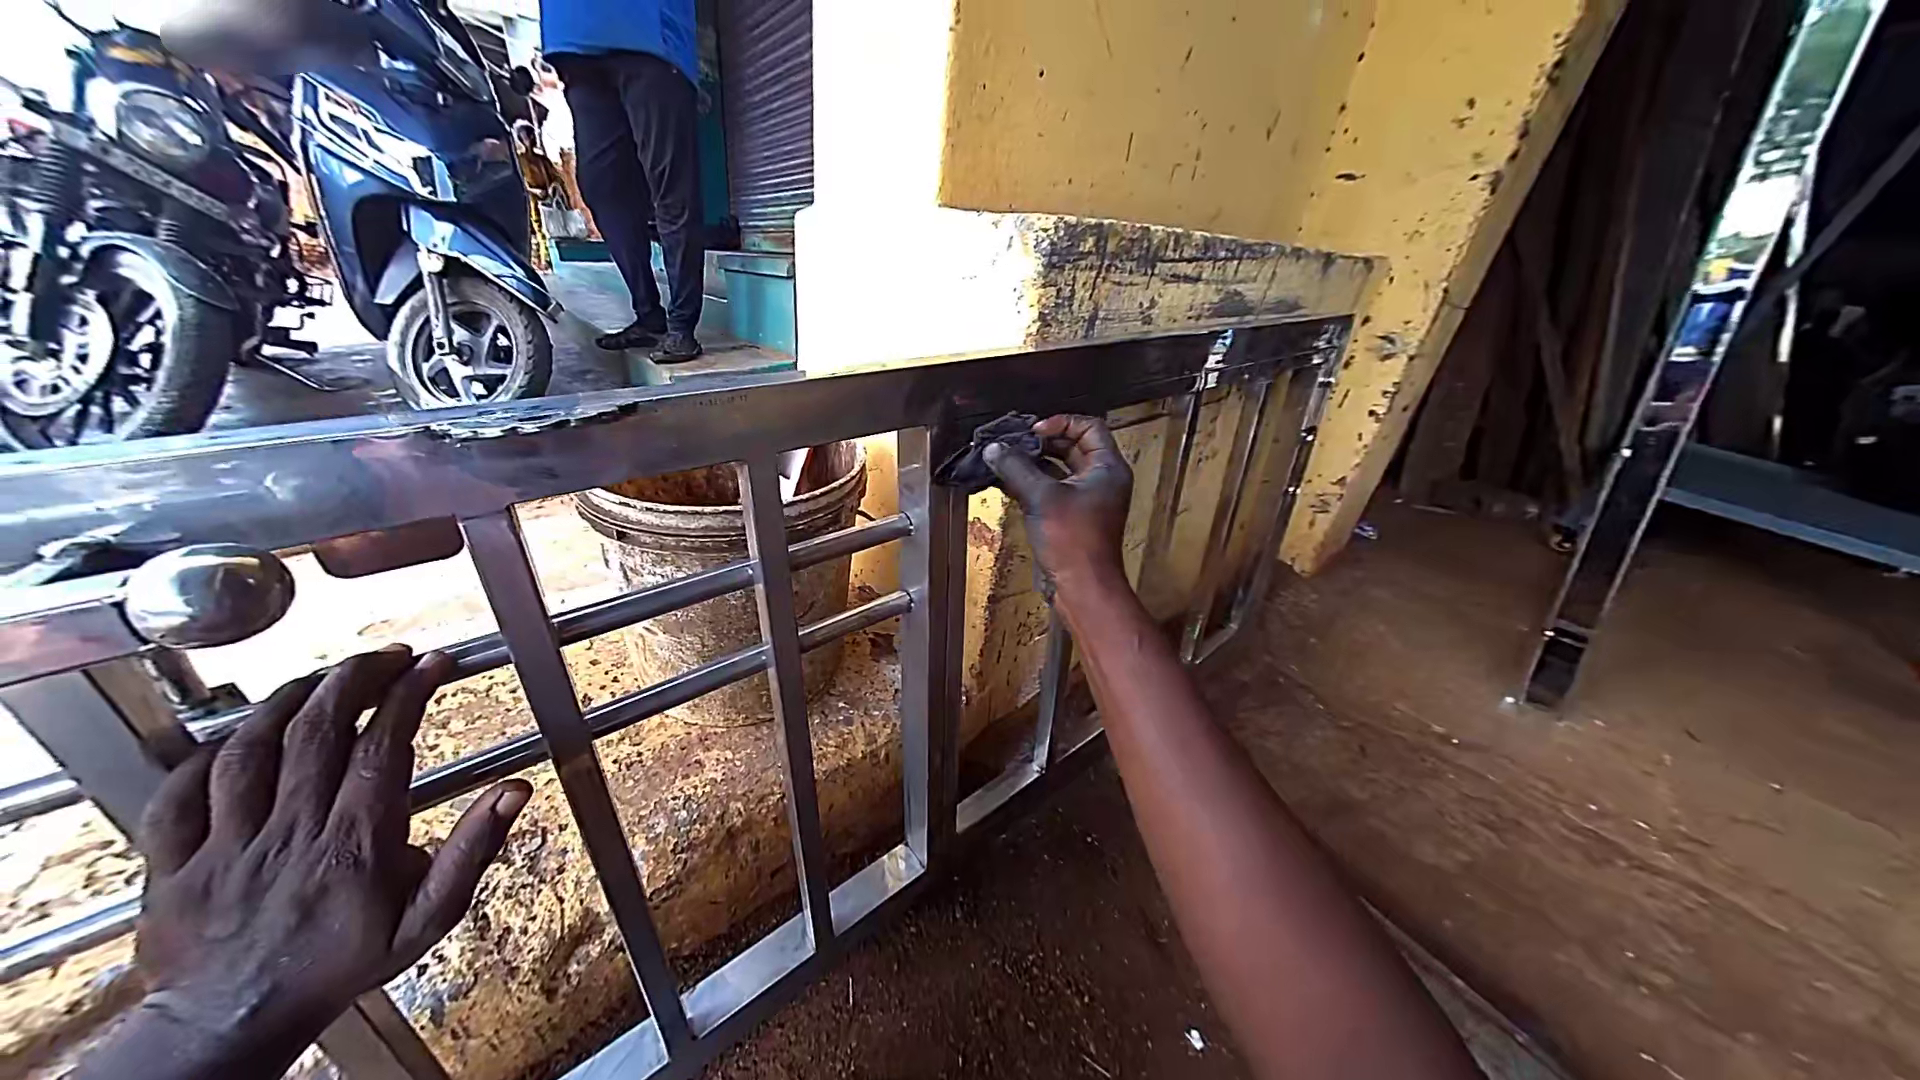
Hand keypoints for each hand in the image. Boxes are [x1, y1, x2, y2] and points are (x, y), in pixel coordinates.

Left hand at [127, 646, 530, 1064]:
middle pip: (316, 734)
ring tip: (322, 676)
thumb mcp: (433, 915)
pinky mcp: (172, 864)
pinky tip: (240, 733)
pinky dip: (208, 753)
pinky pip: (176, 796)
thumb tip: (516, 791)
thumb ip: (475, 850)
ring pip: (248, 752)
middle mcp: (289, 835)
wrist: (235, 1025)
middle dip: (354, 679)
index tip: (432, 664)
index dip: (410, 694)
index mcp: (354, 844)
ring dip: (288, 701)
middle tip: (384, 656)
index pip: (384, 746)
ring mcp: (223, 848)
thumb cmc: (345, 961)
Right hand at [983, 414, 1133, 591]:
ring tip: (1003, 460)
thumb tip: (994, 449)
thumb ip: (1017, 468)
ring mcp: (1084, 499)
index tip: (1033, 431)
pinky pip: (1049, 490)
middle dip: (1040, 443)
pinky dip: (1029, 484)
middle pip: (1071, 446)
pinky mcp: (1069, 517)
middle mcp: (1100, 480)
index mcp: (1107, 468)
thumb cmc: (1073, 540)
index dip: (1061, 422)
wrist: (1080, 586)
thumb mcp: (1042, 497)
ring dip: (1031, 464)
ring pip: (1057, 469)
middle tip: (1012, 442)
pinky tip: (1005, 482)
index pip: (1089, 427)